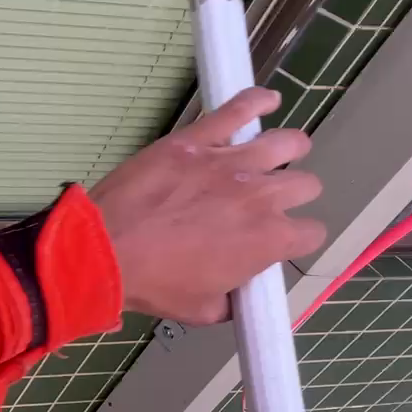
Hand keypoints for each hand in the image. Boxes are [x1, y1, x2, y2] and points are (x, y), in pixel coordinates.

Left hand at [89, 88, 324, 324]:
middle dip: (288, 195)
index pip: (310, 232)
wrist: (102, 249)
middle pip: (303, 185)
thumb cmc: (150, 283)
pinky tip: (264, 102)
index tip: (270, 237)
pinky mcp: (193, 141)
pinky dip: (256, 102)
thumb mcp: (202, 309)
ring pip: (286, 144)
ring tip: (271, 155)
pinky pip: (238, 109)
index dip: (291, 237)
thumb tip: (236, 290)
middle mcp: (261, 195)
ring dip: (285, 151)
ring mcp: (228, 162)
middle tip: (260, 200)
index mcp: (270, 239)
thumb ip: (232, 297)